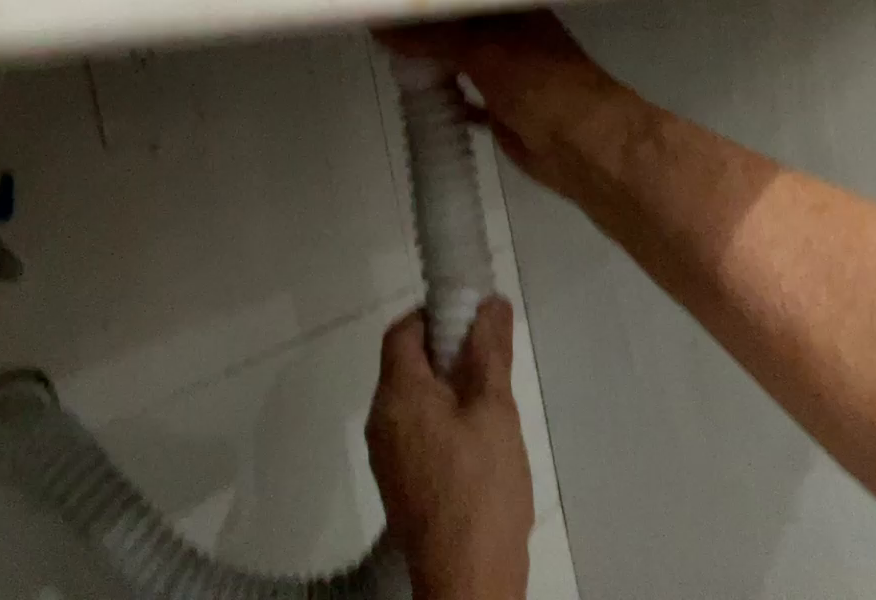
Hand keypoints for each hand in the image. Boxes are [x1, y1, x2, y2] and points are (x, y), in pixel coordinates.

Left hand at [367, 298, 533, 599]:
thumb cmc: (482, 488)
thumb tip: (490, 303)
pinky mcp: (399, 481)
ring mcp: (386, 454)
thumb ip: (490, 352)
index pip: (402, 332)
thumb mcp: (494, 410)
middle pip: (406, 364)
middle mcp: (380, 420)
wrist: (466, 580)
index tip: (470, 316)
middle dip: (446, 350)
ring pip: (412, 398)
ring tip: (490, 396)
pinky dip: (440, 416)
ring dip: (446, 385)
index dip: (434, 314)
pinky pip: (415, 429)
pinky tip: (477, 436)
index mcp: (396, 395)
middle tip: (489, 356)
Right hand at [376, 12, 636, 207]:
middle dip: (422, 25)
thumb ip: (432, 36)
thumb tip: (379, 23)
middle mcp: (508, 35)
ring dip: (429, 59)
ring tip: (386, 49)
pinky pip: (460, 96)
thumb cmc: (538, 82)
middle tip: (377, 16)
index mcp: (513, 8)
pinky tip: (412, 89)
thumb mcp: (481, 49)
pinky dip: (440, 94)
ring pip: (456, 59)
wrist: (580, 144)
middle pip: (456, 25)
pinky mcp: (497, 108)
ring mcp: (504, 72)